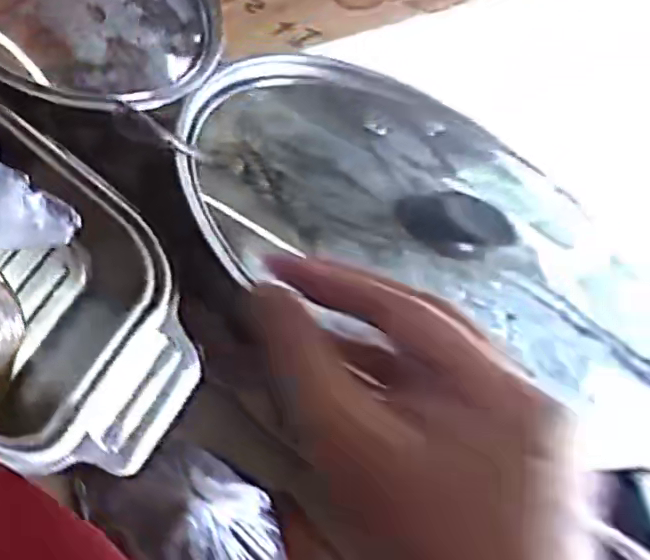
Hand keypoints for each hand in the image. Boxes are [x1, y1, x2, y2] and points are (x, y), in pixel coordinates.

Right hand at [252, 255, 586, 559]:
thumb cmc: (416, 526)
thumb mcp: (336, 424)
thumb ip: (293, 347)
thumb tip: (264, 294)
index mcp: (501, 389)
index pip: (400, 302)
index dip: (324, 276)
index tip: (271, 264)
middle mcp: (526, 402)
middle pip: (420, 322)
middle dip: (344, 298)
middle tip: (288, 282)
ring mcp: (527, 431)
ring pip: (424, 355)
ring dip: (357, 336)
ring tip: (302, 331)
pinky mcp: (511, 453)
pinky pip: (433, 386)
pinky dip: (378, 369)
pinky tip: (338, 377)